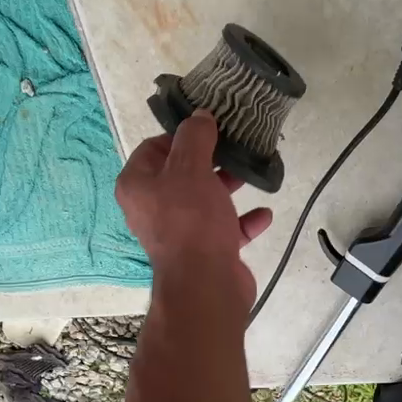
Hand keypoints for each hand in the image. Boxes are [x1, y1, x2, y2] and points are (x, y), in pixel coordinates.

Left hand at [115, 113, 274, 308]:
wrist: (206, 284)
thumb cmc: (192, 220)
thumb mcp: (191, 167)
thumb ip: (195, 138)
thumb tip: (200, 117)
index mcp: (137, 185)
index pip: (154, 148)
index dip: (182, 136)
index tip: (210, 130)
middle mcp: (153, 210)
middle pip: (182, 176)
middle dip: (210, 163)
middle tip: (234, 151)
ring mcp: (180, 235)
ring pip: (205, 203)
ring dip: (229, 190)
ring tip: (252, 177)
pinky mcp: (206, 254)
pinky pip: (226, 231)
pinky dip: (244, 222)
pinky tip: (264, 214)